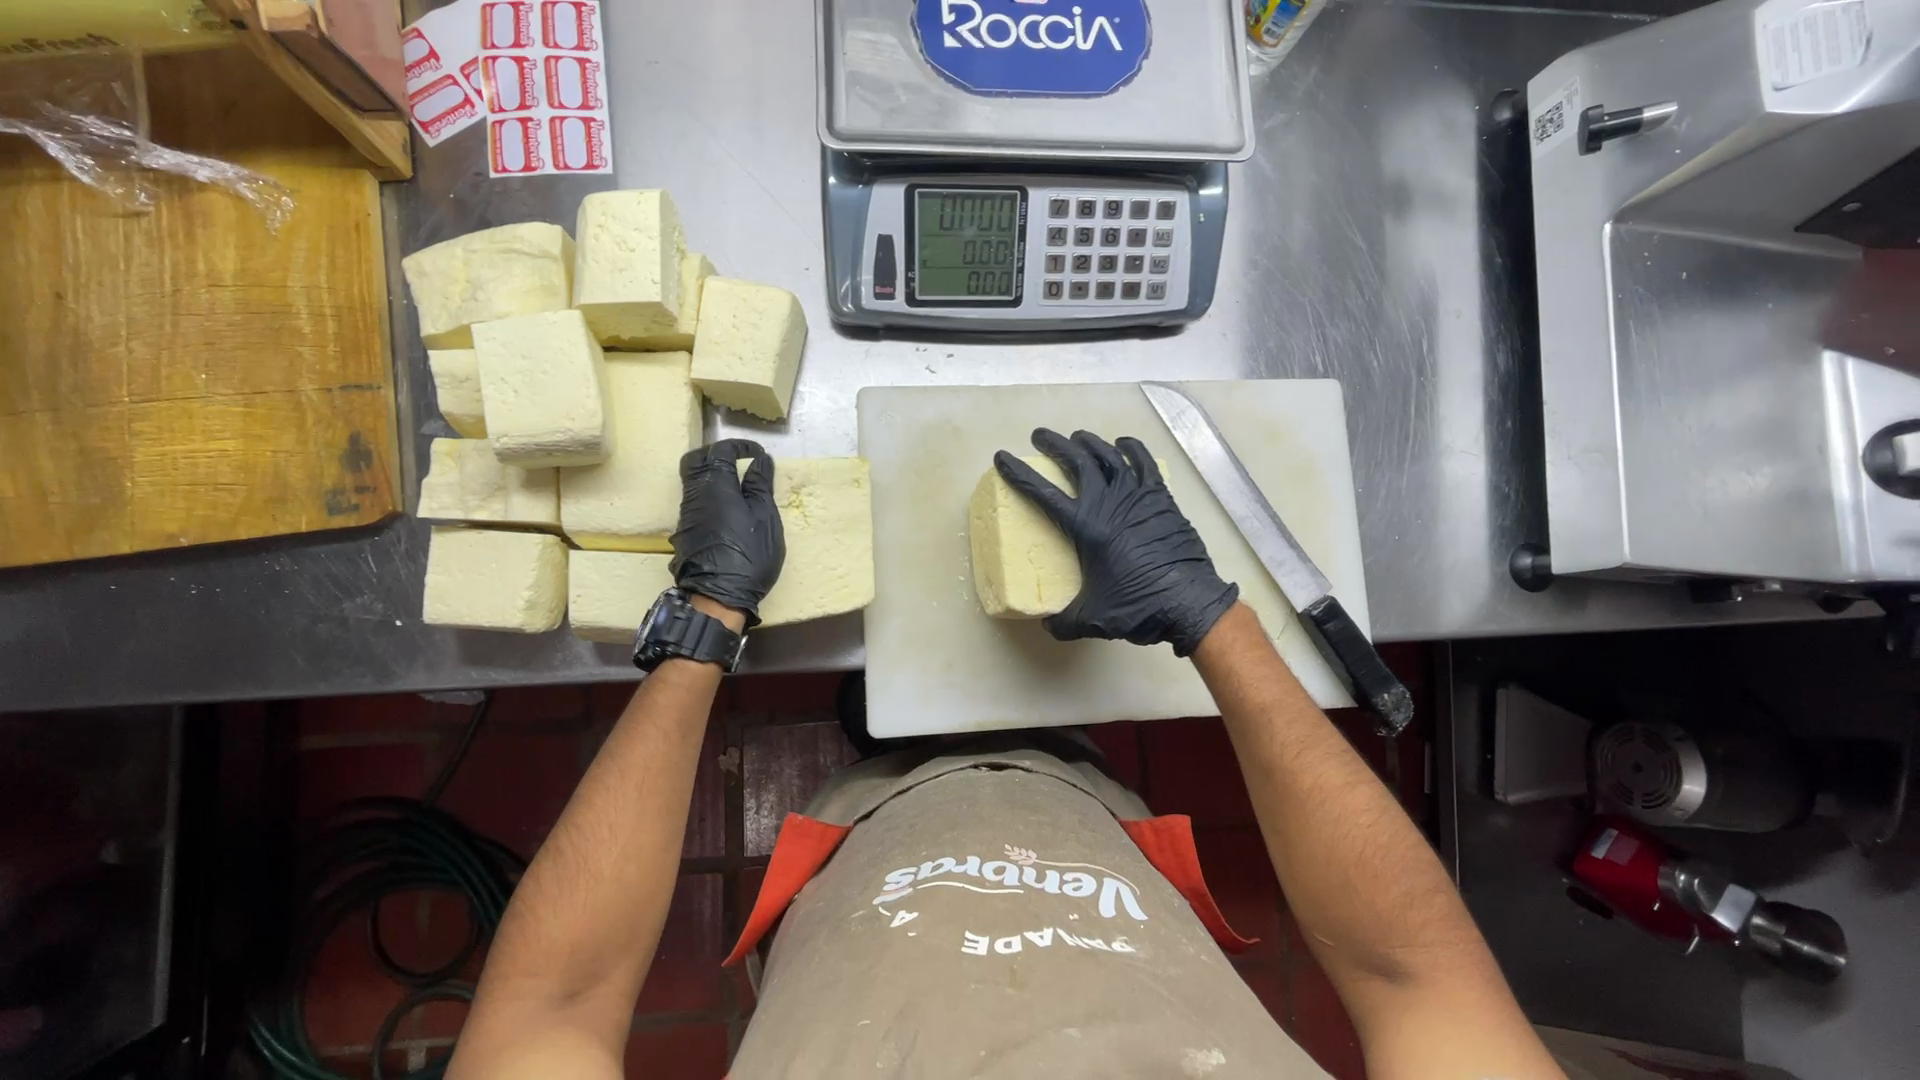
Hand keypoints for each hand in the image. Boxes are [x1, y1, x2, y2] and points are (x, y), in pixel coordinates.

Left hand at [669, 439, 783, 625]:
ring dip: (712, 475)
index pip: (720, 451)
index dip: (739, 446)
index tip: (757, 453)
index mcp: (715, 486)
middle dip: (715, 454)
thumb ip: (760, 486)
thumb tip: (760, 461)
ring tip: (737, 485)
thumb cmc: (749, 555)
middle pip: (695, 461)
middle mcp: (694, 495)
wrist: (718, 596)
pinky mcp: (686, 532)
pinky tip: (727, 508)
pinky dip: (709, 494)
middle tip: (738, 460)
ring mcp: (686, 515)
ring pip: (692, 481)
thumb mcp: (765, 518)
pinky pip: (695, 501)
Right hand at [995, 428, 1237, 656]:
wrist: (1189, 602)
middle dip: (1055, 445)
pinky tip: (1123, 444)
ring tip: (1077, 437)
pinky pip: (1144, 464)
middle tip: (1040, 437)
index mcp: (1087, 527)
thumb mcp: (1093, 620)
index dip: (1020, 474)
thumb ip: (1064, 622)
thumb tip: (1048, 625)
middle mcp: (1110, 503)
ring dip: (1090, 443)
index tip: (1003, 458)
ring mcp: (1138, 497)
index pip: (1044, 493)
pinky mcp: (1161, 499)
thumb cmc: (1139, 607)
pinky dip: (1131, 449)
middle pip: (1078, 461)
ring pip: (1109, 456)